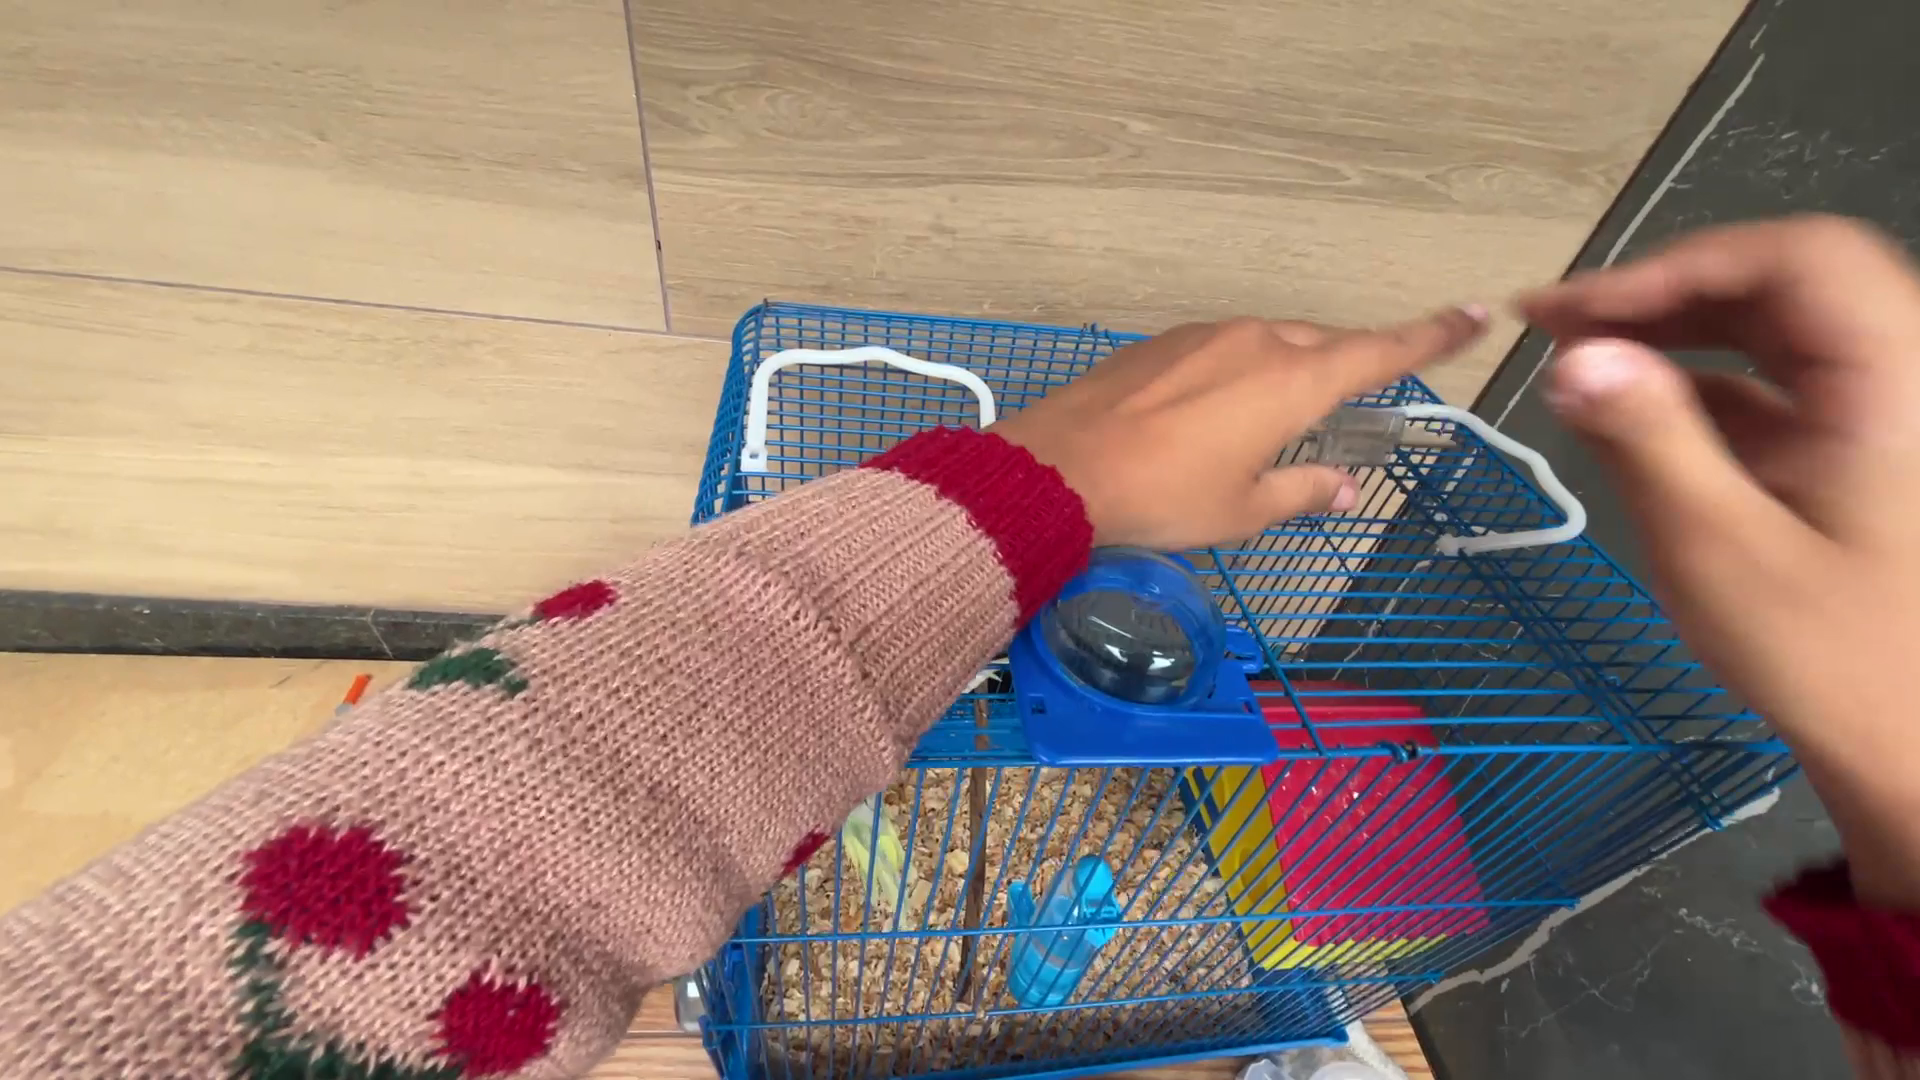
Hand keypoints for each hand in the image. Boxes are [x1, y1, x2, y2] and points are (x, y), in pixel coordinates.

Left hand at [990, 310, 1485, 549]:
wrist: (1060, 470)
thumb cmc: (1162, 497)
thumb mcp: (1240, 510)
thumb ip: (1300, 491)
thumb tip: (1344, 486)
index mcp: (1292, 381)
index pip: (1380, 352)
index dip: (1430, 336)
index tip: (1474, 313)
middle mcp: (1254, 342)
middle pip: (1320, 345)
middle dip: (1344, 364)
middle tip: (1354, 392)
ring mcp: (1199, 337)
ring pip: (1265, 343)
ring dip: (1284, 368)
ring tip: (1276, 408)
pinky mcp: (1156, 345)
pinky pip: (1216, 350)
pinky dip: (1233, 371)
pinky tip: (1209, 406)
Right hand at [1520, 215, 1919, 904]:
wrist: (1917, 740)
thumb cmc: (1827, 651)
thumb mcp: (1716, 543)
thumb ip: (1648, 439)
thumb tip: (1573, 356)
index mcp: (1898, 387)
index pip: (1797, 262)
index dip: (1672, 267)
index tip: (1565, 312)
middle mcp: (1897, 379)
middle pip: (1782, 283)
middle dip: (1657, 291)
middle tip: (1548, 324)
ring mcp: (1872, 413)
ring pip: (1768, 328)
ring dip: (1666, 327)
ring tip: (1570, 349)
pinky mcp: (1842, 447)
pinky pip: (1762, 382)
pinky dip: (1683, 377)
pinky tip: (1621, 401)